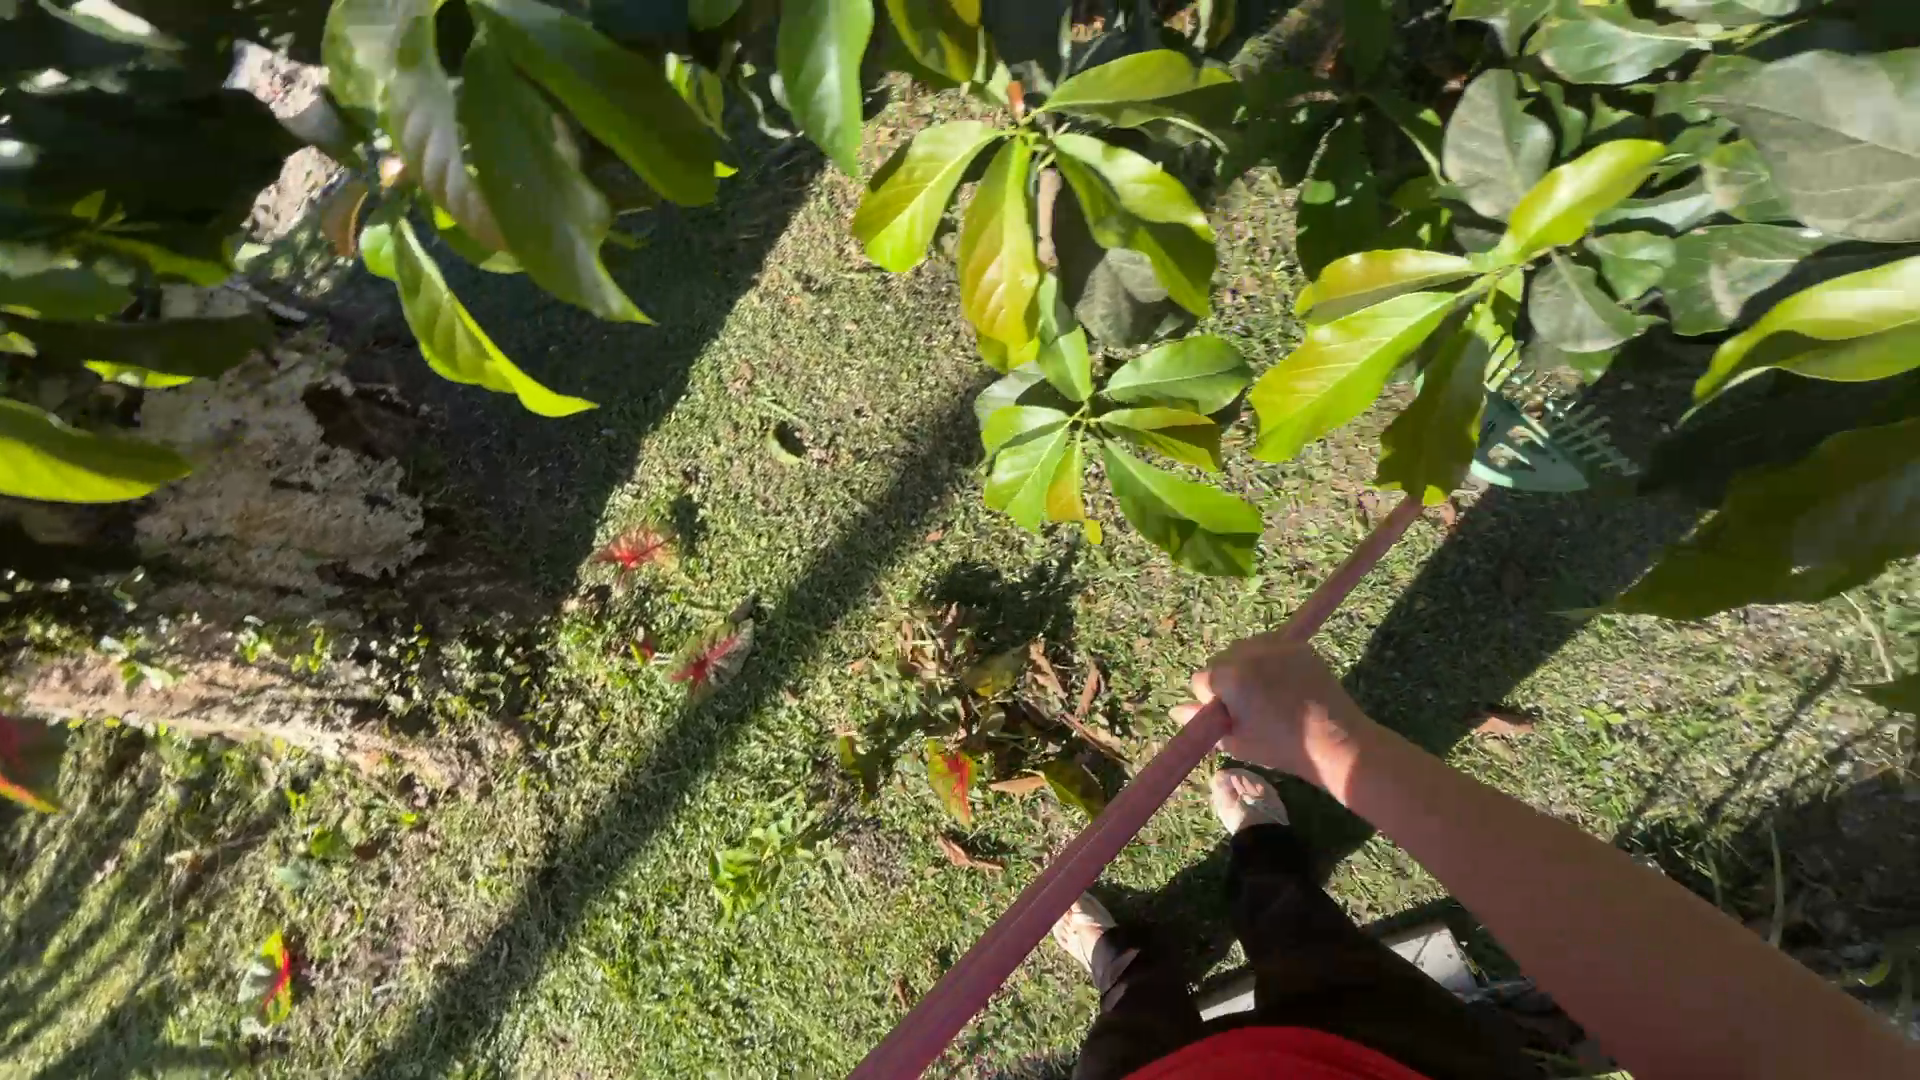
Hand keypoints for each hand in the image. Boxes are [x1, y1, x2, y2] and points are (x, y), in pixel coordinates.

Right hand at [1170, 632, 1374, 790]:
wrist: (1338, 743)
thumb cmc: (1281, 747)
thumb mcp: (1235, 740)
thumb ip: (1201, 722)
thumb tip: (1174, 711)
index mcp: (1230, 677)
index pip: (1201, 680)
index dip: (1213, 701)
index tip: (1234, 717)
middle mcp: (1249, 653)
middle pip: (1220, 661)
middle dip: (1228, 680)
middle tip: (1251, 707)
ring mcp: (1276, 646)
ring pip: (1243, 650)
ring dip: (1246, 667)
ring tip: (1268, 693)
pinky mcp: (1298, 646)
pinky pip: (1269, 646)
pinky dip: (1269, 660)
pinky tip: (1284, 682)